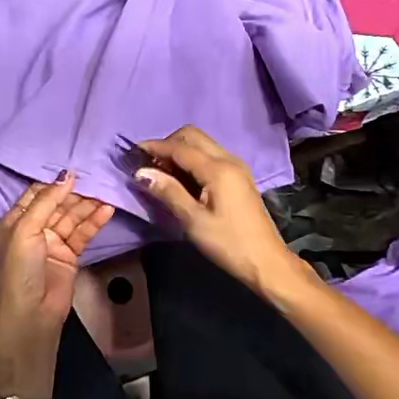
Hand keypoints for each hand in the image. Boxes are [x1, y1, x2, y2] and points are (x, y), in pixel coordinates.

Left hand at [0, 173, 113, 388]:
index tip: (76, 171)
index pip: (37, 194)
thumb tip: (67, 176)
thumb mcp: (26, 230)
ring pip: (72, 217)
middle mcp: (34, 228)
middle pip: (57, 204)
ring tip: (107, 194)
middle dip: (75, 193)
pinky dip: (94, 222)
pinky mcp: (70, 255)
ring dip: (88, 206)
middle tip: (97, 181)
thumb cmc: (19, 269)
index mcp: (16, 220)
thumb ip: (46, 202)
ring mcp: (52, 242)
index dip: (55, 183)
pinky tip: (107, 210)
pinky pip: (83, 233)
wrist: (30, 315)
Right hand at [131, 126, 308, 295]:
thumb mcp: (193, 220)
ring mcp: (236, 167)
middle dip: (167, 144)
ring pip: (202, 144)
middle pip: (192, 136)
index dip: (155, 147)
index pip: (180, 148)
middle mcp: (228, 160)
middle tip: (149, 164)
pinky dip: (191, 159)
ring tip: (161, 172)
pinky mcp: (238, 176)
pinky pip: (209, 156)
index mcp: (218, 169)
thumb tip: (141, 172)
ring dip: (179, 151)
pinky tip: (180, 179)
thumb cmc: (228, 244)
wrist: (266, 262)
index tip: (132, 152)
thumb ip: (168, 191)